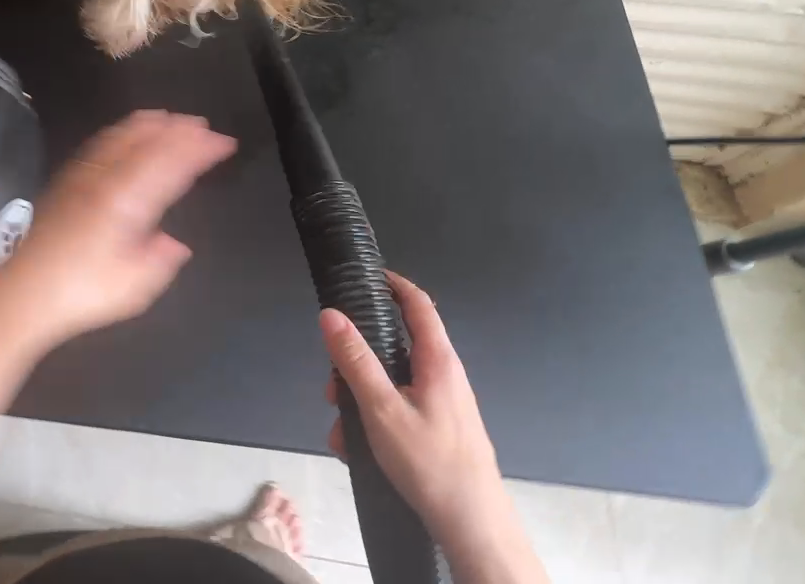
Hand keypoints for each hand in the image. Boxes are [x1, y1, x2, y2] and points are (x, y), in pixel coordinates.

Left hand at [0, 111, 234, 352]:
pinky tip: (125, 135)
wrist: (22, 291)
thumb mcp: (134, 286)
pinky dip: (122, 132)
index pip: (171, 162)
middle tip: (203, 125)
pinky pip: (100, 144)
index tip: (223, 142)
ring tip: (170, 118)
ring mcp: (83, 177)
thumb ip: (160, 260)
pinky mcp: (65, 182)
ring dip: (150, 125)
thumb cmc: (82, 291)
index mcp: (128, 201)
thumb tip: (174, 244)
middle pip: (146, 141)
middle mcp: (106, 179)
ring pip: (121, 137)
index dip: (200, 148)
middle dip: (178, 129)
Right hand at [322, 273, 535, 574]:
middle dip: (356, 359)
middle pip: (395, 345)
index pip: (418, 303)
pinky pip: (398, 410)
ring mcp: (444, 404)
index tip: (363, 275)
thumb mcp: (382, 409)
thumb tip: (329, 314)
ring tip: (340, 429)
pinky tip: (356, 449)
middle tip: (332, 382)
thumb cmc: (431, 463)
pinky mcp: (439, 430)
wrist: (475, 529)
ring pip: (391, 383)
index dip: (392, 283)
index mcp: (438, 360)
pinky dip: (374, 420)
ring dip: (360, 398)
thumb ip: (354, 360)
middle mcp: (444, 375)